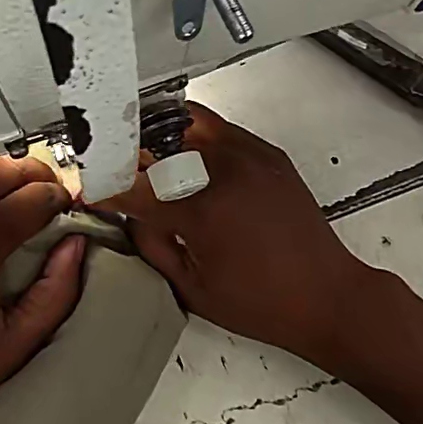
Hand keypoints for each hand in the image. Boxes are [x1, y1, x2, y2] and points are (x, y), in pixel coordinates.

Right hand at [105, 104, 398, 363]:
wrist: (328, 295)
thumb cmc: (267, 301)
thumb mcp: (193, 287)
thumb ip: (151, 244)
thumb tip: (131, 216)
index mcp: (205, 210)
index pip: (138, 187)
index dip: (108, 187)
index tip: (94, 187)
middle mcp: (229, 172)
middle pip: (161, 139)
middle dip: (132, 151)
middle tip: (121, 165)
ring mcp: (253, 157)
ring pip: (191, 121)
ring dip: (164, 136)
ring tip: (152, 158)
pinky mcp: (270, 155)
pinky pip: (222, 130)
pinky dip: (197, 138)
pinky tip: (191, 163)